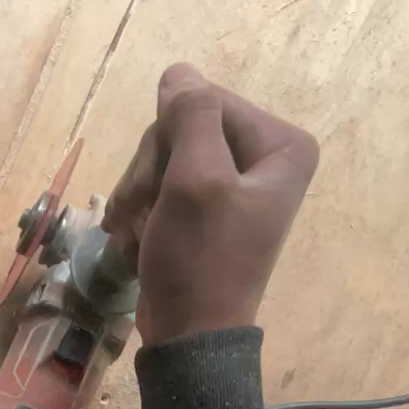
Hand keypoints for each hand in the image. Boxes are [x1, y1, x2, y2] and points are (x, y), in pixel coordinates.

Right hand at [104, 63, 318, 344]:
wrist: (189, 335)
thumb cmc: (199, 259)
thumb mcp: (195, 180)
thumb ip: (190, 117)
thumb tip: (178, 73)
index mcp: (282, 146)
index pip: (206, 103)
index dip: (166, 138)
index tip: (152, 183)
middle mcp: (263, 162)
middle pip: (185, 132)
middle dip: (149, 172)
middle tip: (131, 210)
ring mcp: (232, 191)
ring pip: (166, 162)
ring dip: (136, 195)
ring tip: (127, 231)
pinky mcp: (205, 216)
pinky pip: (163, 191)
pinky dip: (141, 214)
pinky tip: (132, 239)